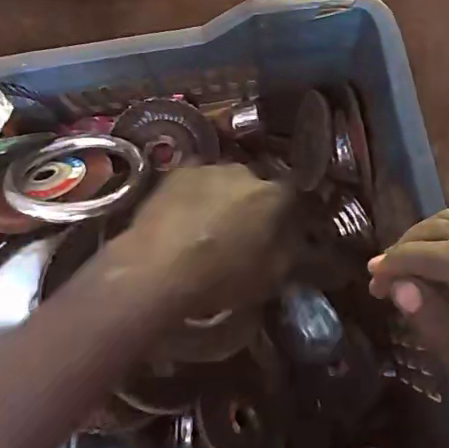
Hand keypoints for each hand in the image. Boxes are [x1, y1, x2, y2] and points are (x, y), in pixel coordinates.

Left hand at [108, 163, 295, 316]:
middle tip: (240, 230)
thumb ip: (288, 249)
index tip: (278, 229)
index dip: (285, 213)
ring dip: (222, 197)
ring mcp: (208, 168)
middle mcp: (245, 173)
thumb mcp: (271, 276)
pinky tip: (183, 217)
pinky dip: (194, 195)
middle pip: (255, 185)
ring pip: (223, 181)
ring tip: (207, 225)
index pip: (291, 195)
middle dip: (252, 203)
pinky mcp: (175, 173)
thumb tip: (290, 236)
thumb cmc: (221, 279)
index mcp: (274, 196)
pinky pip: (194, 182)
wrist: (157, 271)